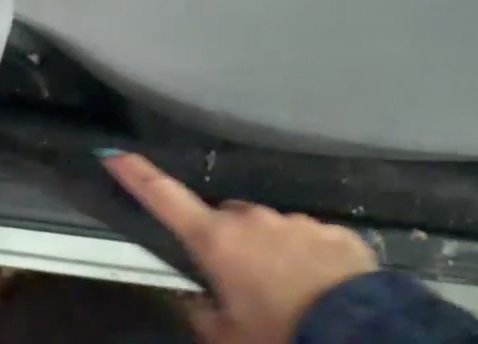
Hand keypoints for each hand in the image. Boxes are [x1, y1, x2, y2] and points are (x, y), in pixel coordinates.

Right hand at [105, 153, 379, 343]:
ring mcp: (295, 222)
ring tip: (296, 296)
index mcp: (215, 240)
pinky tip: (328, 293)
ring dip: (275, 254)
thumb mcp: (231, 339)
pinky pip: (315, 242)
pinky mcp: (336, 234)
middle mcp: (250, 220)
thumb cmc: (283, 337)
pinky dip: (315, 263)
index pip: (163, 197)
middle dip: (232, 243)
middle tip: (247, 284)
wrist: (364, 341)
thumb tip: (195, 301)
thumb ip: (203, 315)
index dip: (135, 174)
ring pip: (273, 232)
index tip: (113, 152)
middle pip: (227, 220)